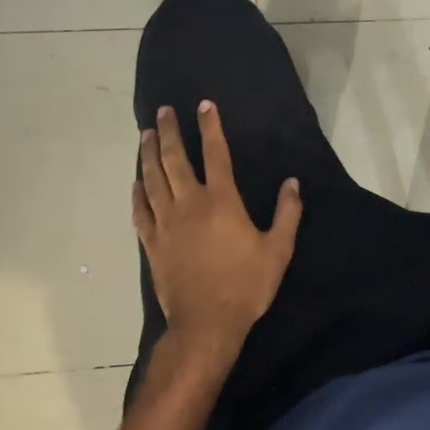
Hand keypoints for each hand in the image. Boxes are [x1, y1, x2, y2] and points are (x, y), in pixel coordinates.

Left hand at [132, 102, 301, 356]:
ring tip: (145, 135)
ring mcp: (166, 223)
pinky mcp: (152, 243)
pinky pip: (140, 211)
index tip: (204, 105)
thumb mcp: (278, 250)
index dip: (210, 127)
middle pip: (174, 159)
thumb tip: (292, 182)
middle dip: (168, 132)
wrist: (206, 324)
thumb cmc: (246, 285)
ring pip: (153, 180)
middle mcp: (190, 204)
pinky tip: (136, 182)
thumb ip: (287, 213)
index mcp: (221, 200)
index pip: (215, 153)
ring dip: (148, 155)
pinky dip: (137, 194)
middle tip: (162, 112)